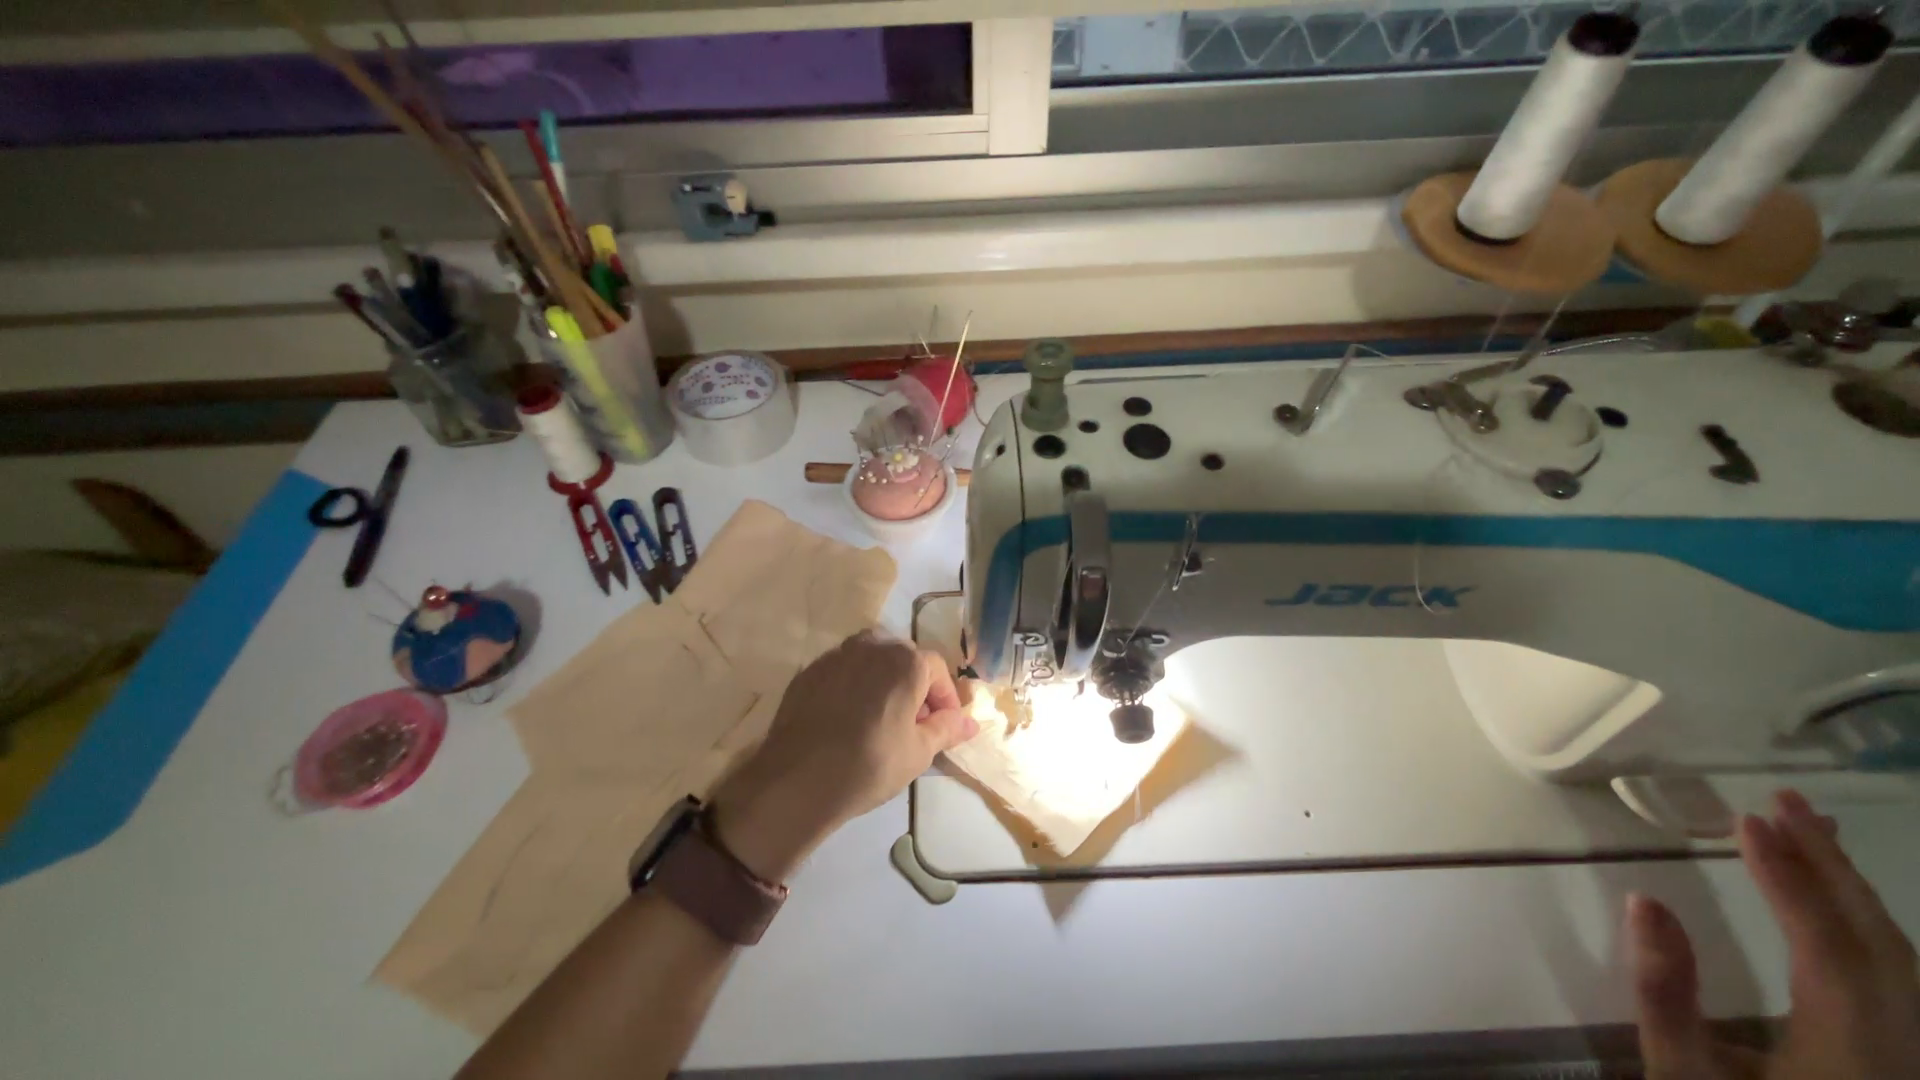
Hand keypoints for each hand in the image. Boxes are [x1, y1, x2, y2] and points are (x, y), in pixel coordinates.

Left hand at [708, 631, 976, 882]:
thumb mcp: (919, 752)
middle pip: (903, 658)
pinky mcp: (809, 671)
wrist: (798, 780)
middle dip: (914, 686)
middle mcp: (872, 646)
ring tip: (881, 719)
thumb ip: (947, 729)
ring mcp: (835, 655)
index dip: (944, 699)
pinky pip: (842, 672)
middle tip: (913, 724)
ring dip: (883, 682)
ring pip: (871, 660)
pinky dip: (853, 687)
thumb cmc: (870, 764)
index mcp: (905, 660)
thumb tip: (970, 722)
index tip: (942, 727)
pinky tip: (848, 720)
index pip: (937, 669)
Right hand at [1629, 789, 1919, 1078]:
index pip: (1825, 940)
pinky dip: (1869, 924)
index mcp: (1850, 1046)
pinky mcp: (1906, 1055)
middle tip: (1784, 802)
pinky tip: (1841, 905)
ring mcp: (1912, 1051)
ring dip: (1853, 888)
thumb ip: (1663, 993)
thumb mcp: (1684, 1075)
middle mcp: (1903, 1044)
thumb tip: (1644, 902)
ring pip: (1902, 957)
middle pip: (1879, 941)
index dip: (1787, 875)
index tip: (1746, 817)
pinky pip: (1902, 974)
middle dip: (1830, 865)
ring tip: (1810, 832)